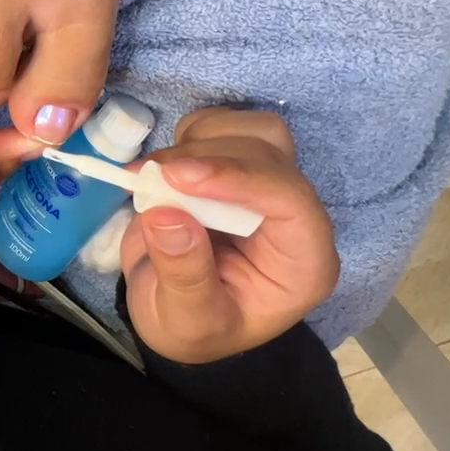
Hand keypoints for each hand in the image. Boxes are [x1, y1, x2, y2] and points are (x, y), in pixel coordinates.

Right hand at [120, 108, 337, 363]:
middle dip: (206, 158)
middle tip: (148, 176)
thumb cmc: (191, 326)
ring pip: (251, 129)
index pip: (290, 200)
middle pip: (269, 154)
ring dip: (200, 140)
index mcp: (301, 261)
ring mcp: (263, 186)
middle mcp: (292, 217)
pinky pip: (222, 125)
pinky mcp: (232, 165)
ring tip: (157, 175)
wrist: (172, 310)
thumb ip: (184, 275)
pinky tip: (165, 168)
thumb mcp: (186, 320)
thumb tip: (167, 216)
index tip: (176, 176)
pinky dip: (189, 134)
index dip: (237, 176)